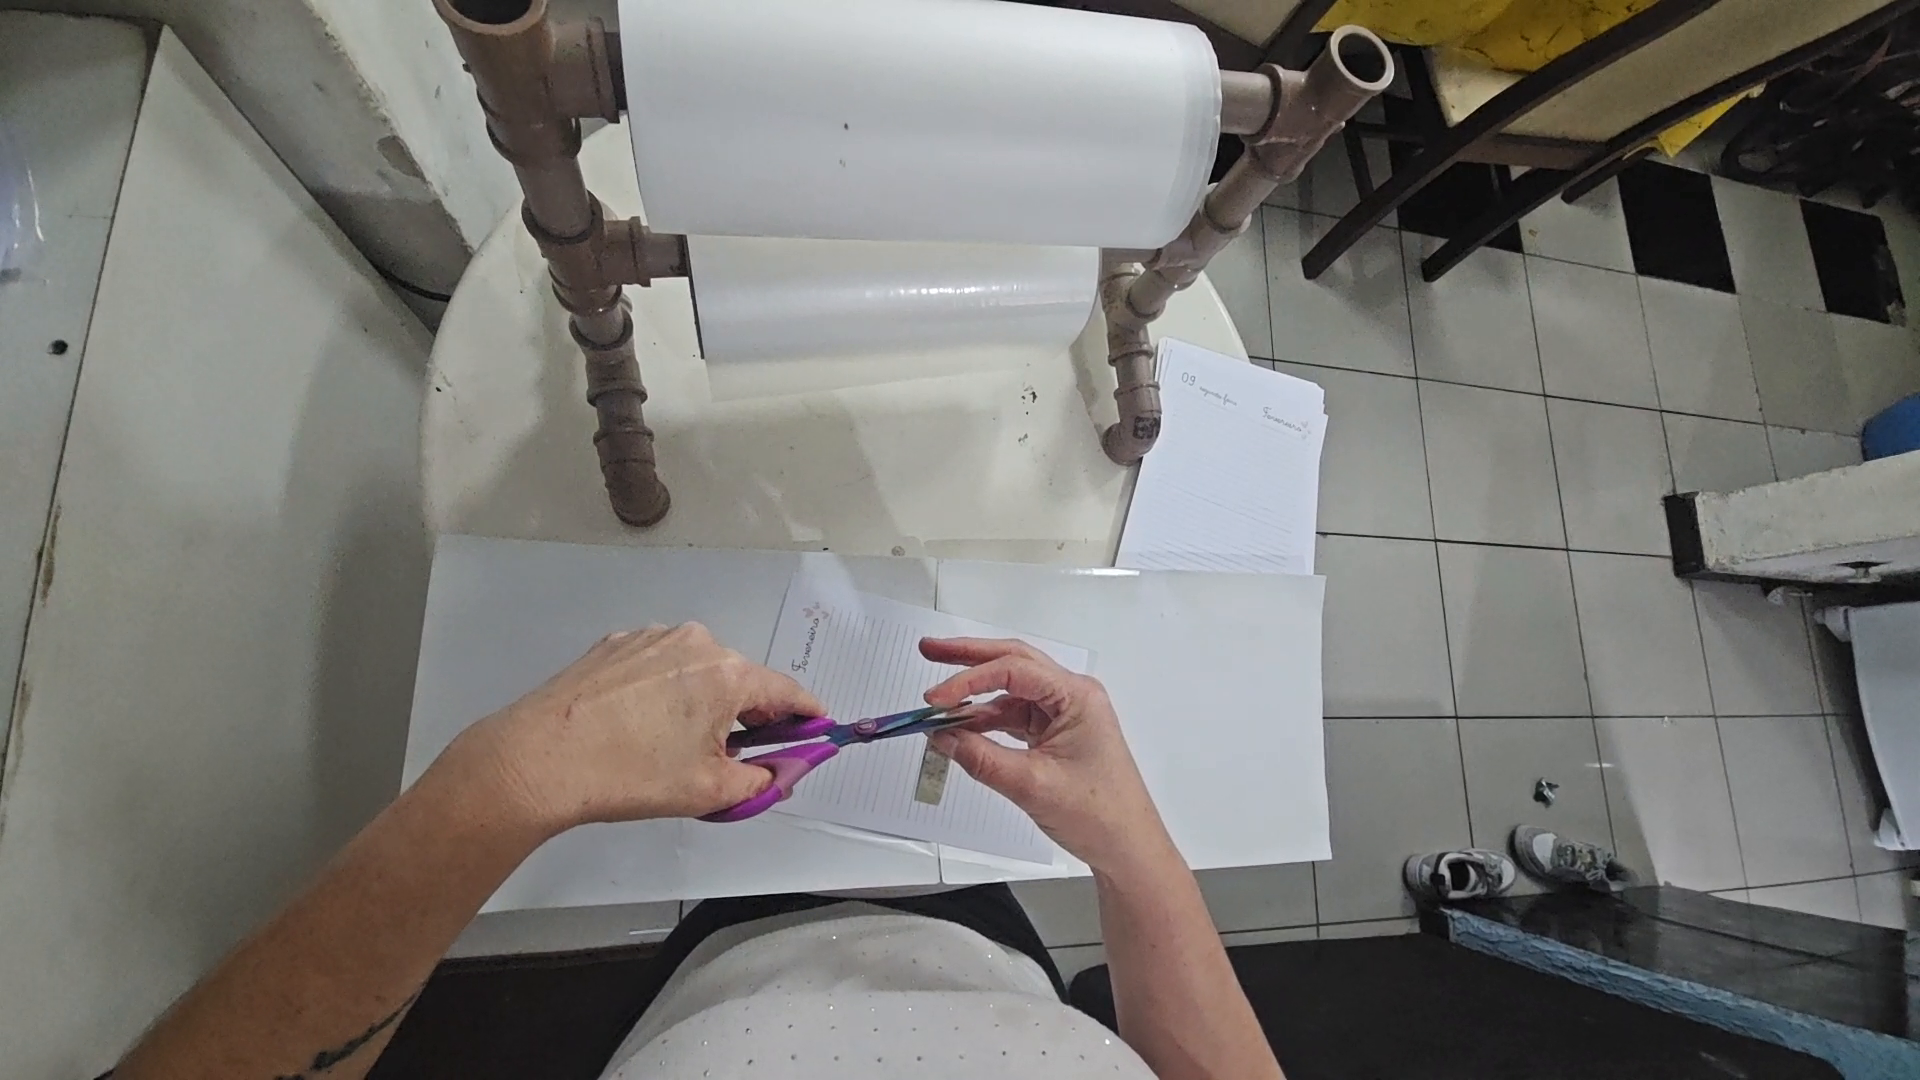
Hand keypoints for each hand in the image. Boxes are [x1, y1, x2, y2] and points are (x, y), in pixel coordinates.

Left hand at [450, 623, 823, 833]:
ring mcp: (655, 636)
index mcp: (728, 674)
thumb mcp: (707, 790)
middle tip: (737, 752)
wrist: (536, 760)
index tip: (817, 727)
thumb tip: (781, 773)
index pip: (785, 691)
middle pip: (741, 679)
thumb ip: (760, 780)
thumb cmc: (631, 775)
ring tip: (674, 741)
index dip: (807, 713)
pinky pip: (661, 664)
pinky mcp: (618, 642)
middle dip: (748, 714)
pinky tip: (638, 721)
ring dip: (703, 699)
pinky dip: (666, 689)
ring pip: (699, 670)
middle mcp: (699, 642)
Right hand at [920, 637, 1166, 870]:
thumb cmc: (1100, 816)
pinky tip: (960, 726)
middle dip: (969, 657)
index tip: (936, 699)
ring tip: (937, 700)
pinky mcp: (1055, 731)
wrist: (1128, 849)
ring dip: (974, 694)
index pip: (1014, 670)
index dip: (969, 680)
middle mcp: (1071, 695)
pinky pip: (1013, 714)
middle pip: (1013, 662)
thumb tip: (941, 737)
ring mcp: (1063, 712)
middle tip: (930, 649)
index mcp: (1077, 696)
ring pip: (1010, 689)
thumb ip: (981, 758)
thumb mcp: (1032, 785)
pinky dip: (985, 720)